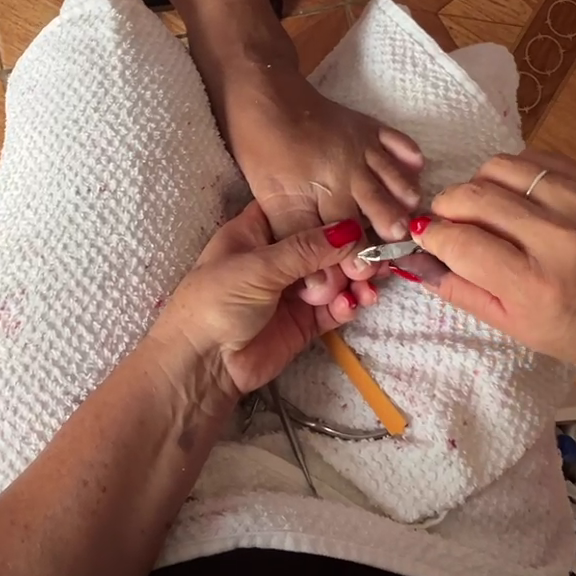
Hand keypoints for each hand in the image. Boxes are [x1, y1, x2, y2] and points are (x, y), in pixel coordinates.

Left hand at [149, 202, 374, 398]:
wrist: (202, 365)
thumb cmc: (217, 301)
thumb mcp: (259, 266)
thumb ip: (306, 248)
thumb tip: (351, 229)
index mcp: (255, 232)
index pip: (298, 210)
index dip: (328, 211)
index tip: (361, 215)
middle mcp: (276, 257)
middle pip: (322, 245)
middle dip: (349, 251)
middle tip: (374, 259)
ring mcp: (291, 290)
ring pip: (334, 277)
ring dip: (353, 280)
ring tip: (368, 287)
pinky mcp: (303, 322)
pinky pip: (333, 308)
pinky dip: (347, 305)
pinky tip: (353, 305)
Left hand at [213, 61, 423, 304]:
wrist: (263, 98)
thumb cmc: (262, 153)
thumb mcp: (271, 200)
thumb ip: (297, 240)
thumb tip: (323, 283)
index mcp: (327, 193)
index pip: (352, 238)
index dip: (360, 261)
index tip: (364, 279)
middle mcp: (353, 172)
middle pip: (385, 212)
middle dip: (391, 236)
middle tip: (394, 248)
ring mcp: (365, 147)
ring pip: (401, 182)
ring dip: (407, 202)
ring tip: (407, 217)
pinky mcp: (369, 126)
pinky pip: (401, 143)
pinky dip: (411, 159)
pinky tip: (415, 171)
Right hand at [393, 151, 575, 379]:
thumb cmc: (571, 330)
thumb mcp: (507, 324)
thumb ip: (454, 286)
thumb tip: (408, 254)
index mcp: (538, 285)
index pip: (459, 241)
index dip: (430, 235)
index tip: (421, 235)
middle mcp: (563, 239)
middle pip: (474, 195)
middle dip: (446, 206)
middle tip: (447, 221)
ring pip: (497, 167)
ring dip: (478, 185)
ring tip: (486, 210)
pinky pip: (530, 158)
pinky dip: (511, 175)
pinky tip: (517, 200)